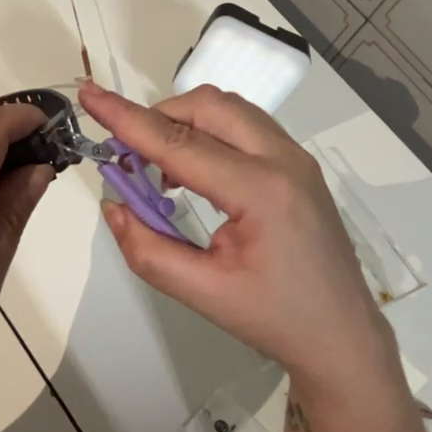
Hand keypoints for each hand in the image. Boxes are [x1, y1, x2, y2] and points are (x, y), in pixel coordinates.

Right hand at [79, 81, 403, 397]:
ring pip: (229, 110)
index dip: (127, 120)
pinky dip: (207, 133)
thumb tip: (113, 205)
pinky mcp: (298, 166)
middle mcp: (284, 160)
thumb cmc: (274, 319)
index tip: (89, 95)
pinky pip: (245, 126)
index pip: (179, 143)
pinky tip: (191, 174)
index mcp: (262, 192)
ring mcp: (297, 159)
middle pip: (208, 106)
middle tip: (125, 155)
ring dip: (183, 122)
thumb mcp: (202, 293)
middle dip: (157, 116)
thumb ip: (147, 249)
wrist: (342, 335)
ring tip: (156, 168)